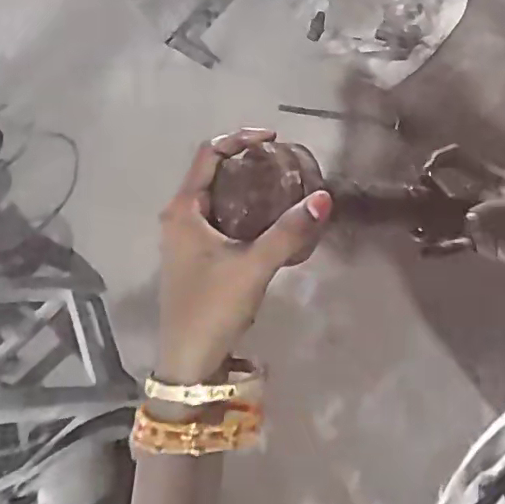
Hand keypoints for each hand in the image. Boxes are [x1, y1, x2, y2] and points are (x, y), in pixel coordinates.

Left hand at [155, 129, 330, 384]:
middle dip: (247, 159)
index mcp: (183, 210)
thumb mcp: (253, 267)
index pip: (209, 154)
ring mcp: (186, 237)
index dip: (240, 138)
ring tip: (282, 182)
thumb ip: (288, 232)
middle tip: (284, 160)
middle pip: (213, 171)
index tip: (274, 138)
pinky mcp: (196, 255)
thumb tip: (324, 197)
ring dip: (247, 183)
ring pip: (218, 195)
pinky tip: (270, 217)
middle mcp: (180, 216)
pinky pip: (221, 215)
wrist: (188, 365)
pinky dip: (244, 206)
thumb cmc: (211, 308)